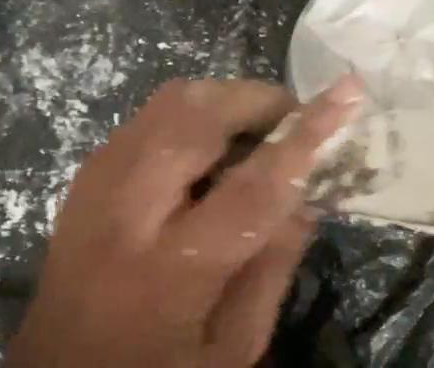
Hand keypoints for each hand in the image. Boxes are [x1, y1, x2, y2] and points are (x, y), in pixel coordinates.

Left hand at [8, 76, 364, 367]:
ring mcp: (96, 184)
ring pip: (167, 102)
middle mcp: (126, 213)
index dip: (307, 135)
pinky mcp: (84, 172)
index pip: (254, 187)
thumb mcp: (232, 350)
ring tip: (253, 127)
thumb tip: (312, 190)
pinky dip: (188, 114)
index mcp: (171, 273)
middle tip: (291, 115)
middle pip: (197, 117)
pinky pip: (146, 116)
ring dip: (222, 100)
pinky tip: (207, 147)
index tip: (349, 91)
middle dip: (255, 99)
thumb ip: (273, 267)